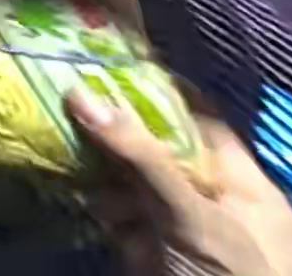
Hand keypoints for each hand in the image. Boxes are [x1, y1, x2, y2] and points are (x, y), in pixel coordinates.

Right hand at [67, 87, 291, 275]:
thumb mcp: (196, 218)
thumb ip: (142, 156)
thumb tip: (78, 90)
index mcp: (243, 187)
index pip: (198, 121)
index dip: (155, 89)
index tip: (102, 58)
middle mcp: (206, 195)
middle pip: (149, 139)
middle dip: (105, 115)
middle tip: (57, 80)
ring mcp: (169, 216)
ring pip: (118, 163)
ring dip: (86, 149)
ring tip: (48, 121)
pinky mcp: (137, 233)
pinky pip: (101, 193)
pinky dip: (79, 180)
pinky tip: (58, 165)